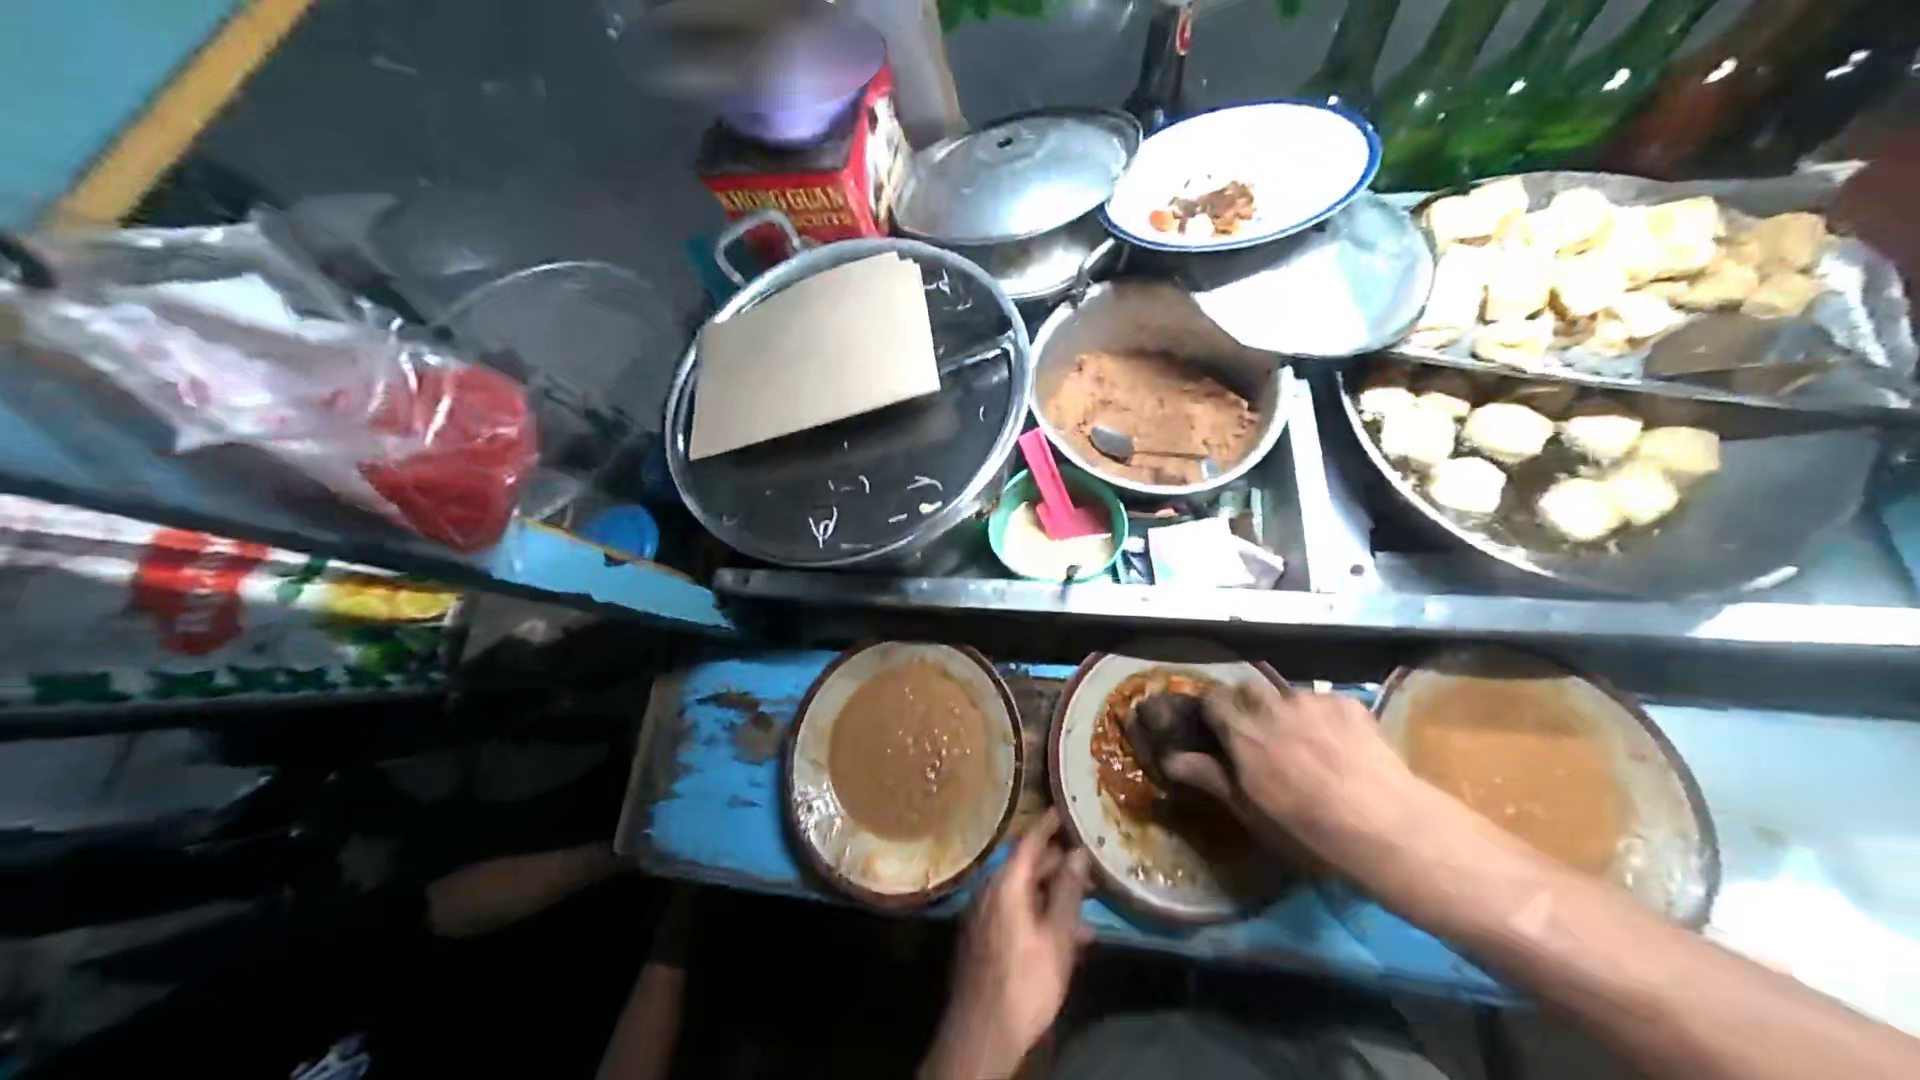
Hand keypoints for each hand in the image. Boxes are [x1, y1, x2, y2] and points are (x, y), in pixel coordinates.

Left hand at [922, 810, 1091, 1079]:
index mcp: (1006, 882)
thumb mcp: (1056, 935)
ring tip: (1086, 906)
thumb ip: (1068, 891)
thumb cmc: (1025, 980)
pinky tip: (1066, 936)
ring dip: (1053, 895)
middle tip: (1087, 864)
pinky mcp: (983, 936)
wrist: (982, 1032)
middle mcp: (990, 889)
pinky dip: (1039, 914)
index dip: (1048, 824)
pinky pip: (1015, 912)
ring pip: (1023, 892)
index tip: (1064, 809)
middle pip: (1026, 866)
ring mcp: (983, 913)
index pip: (1029, 841)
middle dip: (1058, 865)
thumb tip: (1078, 853)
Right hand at [1162, 680, 1418, 867]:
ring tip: (1305, 741)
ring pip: (1287, 694)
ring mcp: (1311, 700)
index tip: (1220, 732)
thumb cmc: (1306, 825)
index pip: (1213, 699)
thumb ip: (1209, 776)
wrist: (1384, 823)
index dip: (1215, 714)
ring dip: (1287, 711)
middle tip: (1263, 737)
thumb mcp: (1249, 809)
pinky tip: (1339, 744)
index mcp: (1240, 728)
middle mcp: (1270, 703)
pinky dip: (1323, 717)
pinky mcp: (1348, 702)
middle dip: (1250, 707)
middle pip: (1249, 690)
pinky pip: (1324, 702)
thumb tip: (1169, 759)